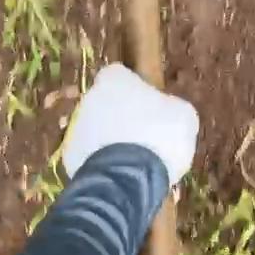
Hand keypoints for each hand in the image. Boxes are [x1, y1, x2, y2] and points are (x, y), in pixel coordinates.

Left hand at [61, 64, 198, 187]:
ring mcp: (76, 128)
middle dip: (121, 118)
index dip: (136, 90)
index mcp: (115, 80)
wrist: (127, 178)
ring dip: (111, 142)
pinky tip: (121, 177)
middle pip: (106, 104)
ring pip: (96, 131)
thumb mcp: (184, 117)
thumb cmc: (160, 138)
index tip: (149, 106)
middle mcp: (89, 98)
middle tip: (144, 138)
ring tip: (134, 164)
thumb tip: (169, 110)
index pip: (121, 75)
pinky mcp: (70, 157)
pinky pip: (90, 157)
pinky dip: (103, 164)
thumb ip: (172, 107)